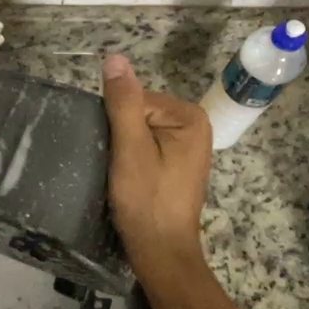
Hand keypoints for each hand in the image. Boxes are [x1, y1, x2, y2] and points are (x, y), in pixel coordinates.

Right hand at [102, 54, 211, 270]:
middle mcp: (194, 125)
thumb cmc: (146, 200)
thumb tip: (114, 58)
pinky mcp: (176, 165)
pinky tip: (129, 180)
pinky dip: (131, 160)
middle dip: (120, 136)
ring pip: (137, 132)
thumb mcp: (130, 148)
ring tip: (122, 175)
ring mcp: (187, 147)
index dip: (116, 124)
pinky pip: (145, 148)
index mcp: (189, 116)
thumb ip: (123, 102)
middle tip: (118, 167)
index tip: (117, 154)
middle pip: (137, 114)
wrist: (160, 251)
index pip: (134, 100)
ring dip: (123, 150)